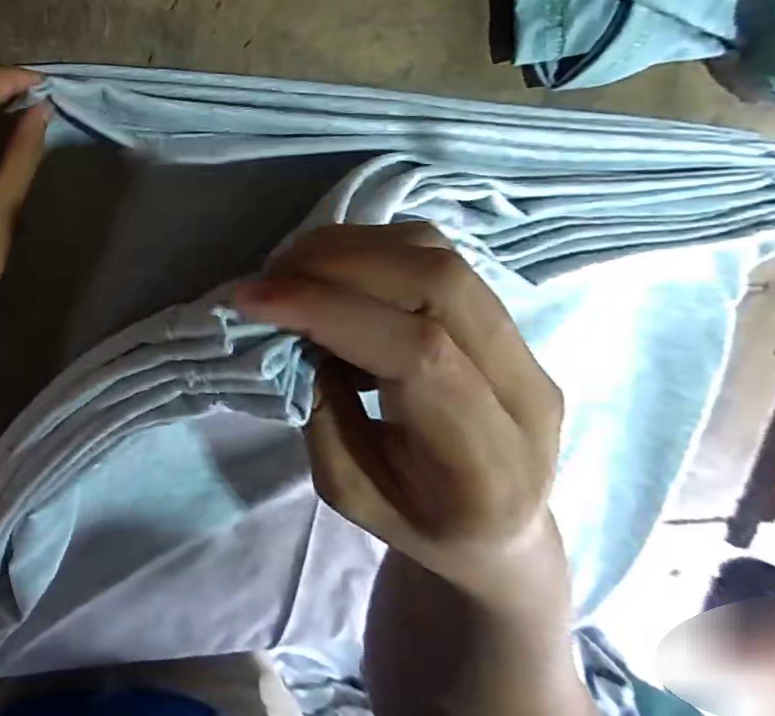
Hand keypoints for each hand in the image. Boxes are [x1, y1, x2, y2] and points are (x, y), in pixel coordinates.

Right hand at [234, 222, 568, 606]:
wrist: (499, 528)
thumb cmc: (418, 521)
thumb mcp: (348, 491)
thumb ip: (320, 411)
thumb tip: (291, 331)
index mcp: (488, 459)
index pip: (417, 351)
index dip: (327, 310)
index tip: (251, 299)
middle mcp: (523, 388)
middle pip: (436, 281)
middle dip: (333, 265)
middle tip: (266, 279)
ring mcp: (521, 343)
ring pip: (434, 253)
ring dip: (345, 248)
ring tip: (288, 271)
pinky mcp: (500, 314)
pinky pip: (430, 252)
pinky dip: (363, 247)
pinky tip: (326, 270)